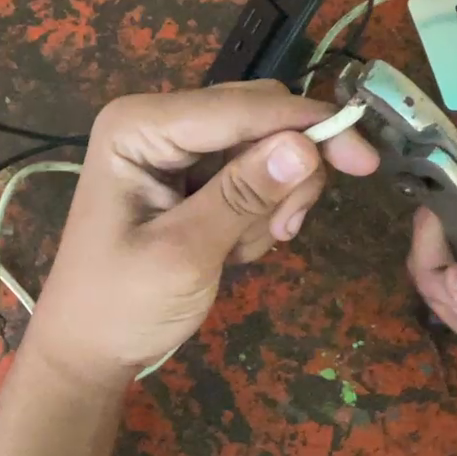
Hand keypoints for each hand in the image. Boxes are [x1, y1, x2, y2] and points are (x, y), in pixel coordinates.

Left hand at [26, 82, 378, 386]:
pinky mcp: (192, 179)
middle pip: (258, 116)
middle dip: (285, 173)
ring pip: (264, 148)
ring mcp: (176, 151)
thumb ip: (243, 196)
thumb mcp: (184, 254)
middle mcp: (158, 125)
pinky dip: (258, 214)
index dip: (305, 125)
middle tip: (286, 230)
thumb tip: (306, 146)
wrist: (91, 348)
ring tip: (240, 251)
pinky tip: (232, 250)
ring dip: (271, 202)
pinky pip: (253, 177)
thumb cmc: (121, 306)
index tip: (365, 159)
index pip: (238, 107)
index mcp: (138, 127)